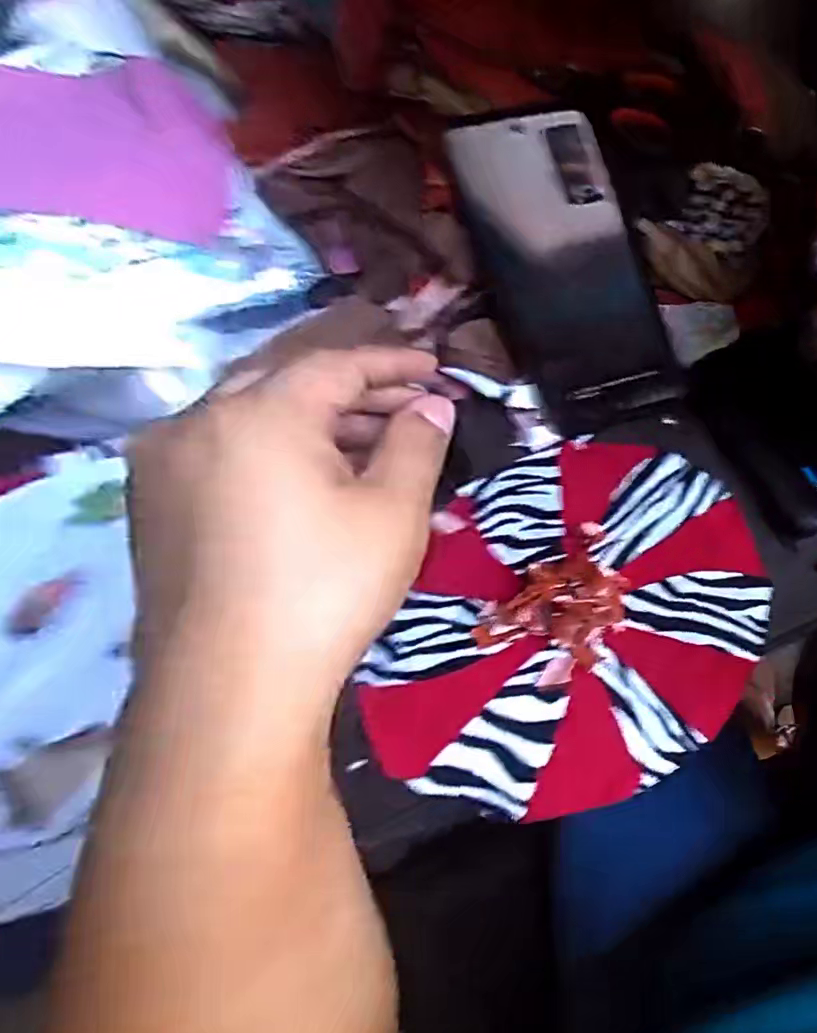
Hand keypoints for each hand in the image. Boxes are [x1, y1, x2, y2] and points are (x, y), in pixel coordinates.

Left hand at [127, 348, 455, 722]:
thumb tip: (432, 405)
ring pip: (255, 417)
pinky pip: (232, 449)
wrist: (238, 669)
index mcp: (258, 417)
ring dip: (324, 420)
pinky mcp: (161, 502)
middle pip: (286, 383)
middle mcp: (196, 424)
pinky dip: (289, 447)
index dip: (393, 363)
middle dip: (359, 389)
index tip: (440, 368)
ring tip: (385, 444)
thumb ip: (417, 443)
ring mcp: (167, 464)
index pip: (333, 366)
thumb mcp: (396, 507)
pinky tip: (329, 477)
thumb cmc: (334, 579)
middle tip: (419, 406)